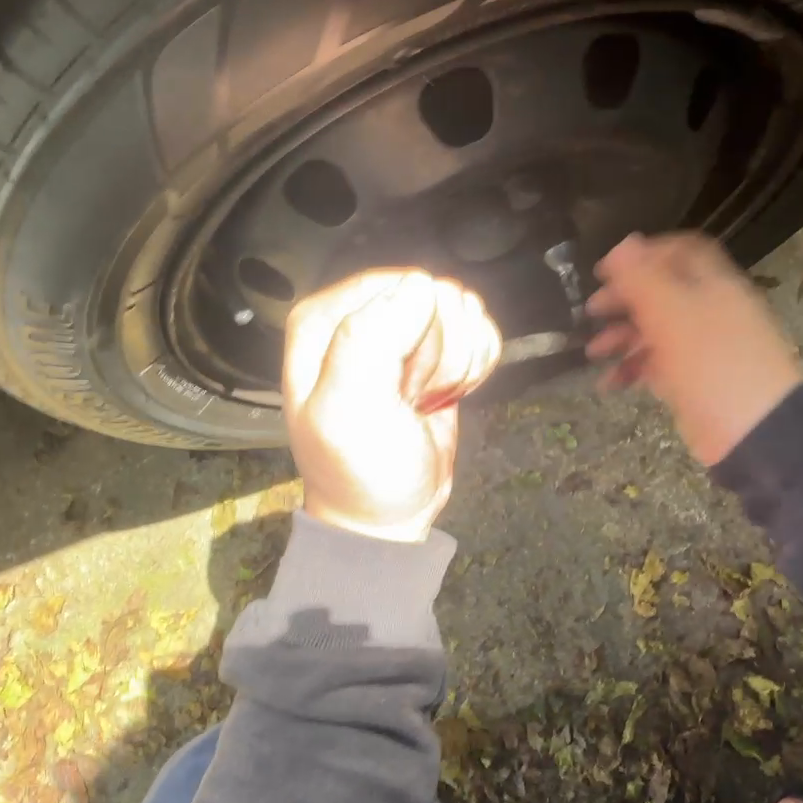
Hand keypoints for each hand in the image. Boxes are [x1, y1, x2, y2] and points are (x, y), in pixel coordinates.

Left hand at [283, 270, 501, 541]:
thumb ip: (370, 340)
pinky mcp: (438, 351)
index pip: (396, 288)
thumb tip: (420, 286)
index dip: (410, 335)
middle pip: (434, 298)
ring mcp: (404, 333)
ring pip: (461, 313)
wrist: (389, 516)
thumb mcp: (347, 411)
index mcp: (325, 320)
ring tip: (424, 402)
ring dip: (456, 365)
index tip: (397, 383)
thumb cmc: (358, 470)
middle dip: (436, 355)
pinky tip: (448, 396)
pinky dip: (474, 367)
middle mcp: (362, 317)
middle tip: (410, 398)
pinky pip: (478, 331)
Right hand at [586, 232, 802, 465]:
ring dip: (622, 337)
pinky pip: (660, 365)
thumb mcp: (674, 314)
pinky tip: (610, 383)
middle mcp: (710, 311)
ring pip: (657, 331)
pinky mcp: (695, 381)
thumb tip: (623, 244)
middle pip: (663, 292)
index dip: (643, 255)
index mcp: (713, 285)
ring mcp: (704, 348)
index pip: (680, 251)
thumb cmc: (713, 365)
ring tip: (593, 353)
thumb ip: (644, 278)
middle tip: (591, 311)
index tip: (607, 270)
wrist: (753, 432)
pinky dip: (634, 369)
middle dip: (624, 300)